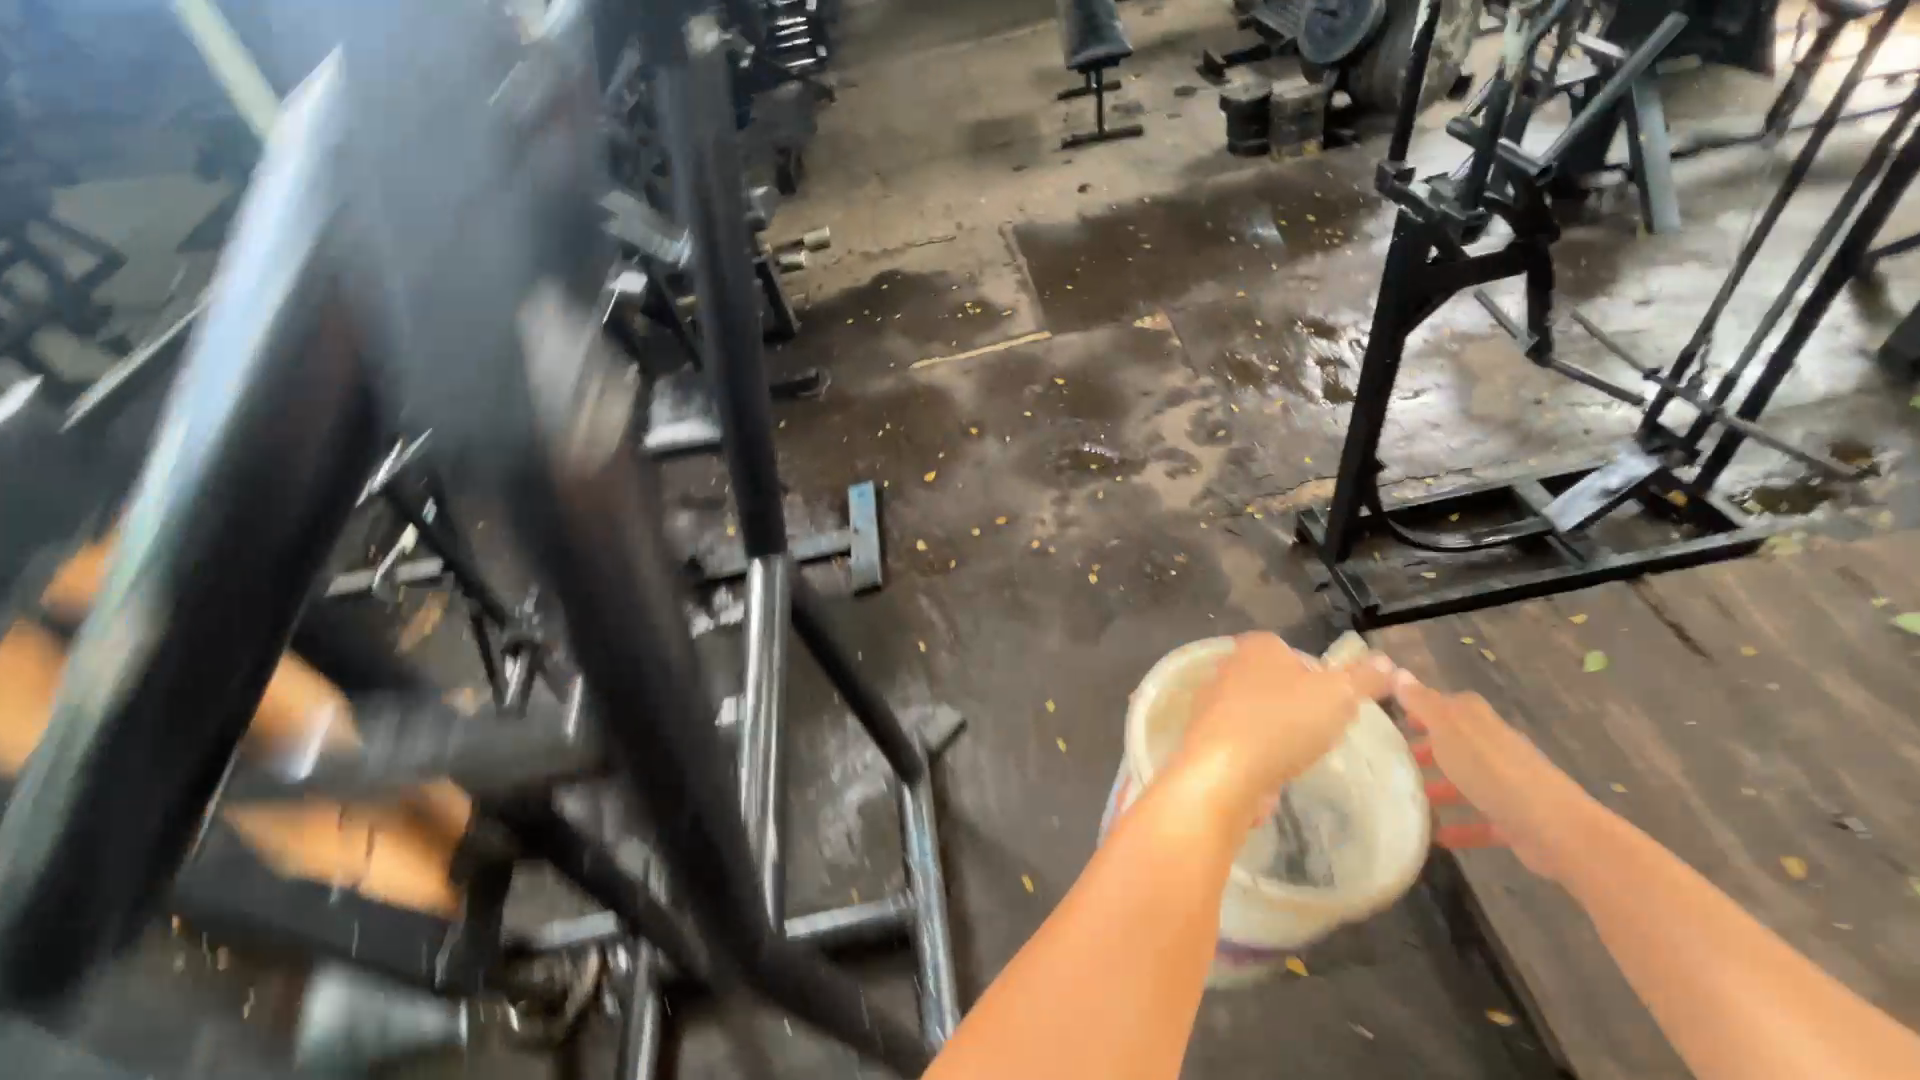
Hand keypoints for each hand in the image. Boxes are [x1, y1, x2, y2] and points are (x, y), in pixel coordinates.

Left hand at [1169, 633, 1396, 825]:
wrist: (1224, 773)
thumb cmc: (1283, 722)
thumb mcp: (1339, 695)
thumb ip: (1364, 678)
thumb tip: (1386, 662)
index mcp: (1257, 647)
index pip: (1295, 652)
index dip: (1320, 677)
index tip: (1336, 703)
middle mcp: (1228, 668)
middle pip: (1276, 683)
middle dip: (1300, 705)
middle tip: (1323, 729)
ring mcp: (1212, 704)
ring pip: (1259, 712)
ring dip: (1279, 731)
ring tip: (1301, 753)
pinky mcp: (1207, 738)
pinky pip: (1243, 740)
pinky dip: (1260, 752)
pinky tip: (1276, 769)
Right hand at [1394, 671, 1600, 883]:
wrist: (1556, 829)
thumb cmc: (1494, 771)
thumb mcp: (1450, 730)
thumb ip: (1423, 703)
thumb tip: (1397, 671)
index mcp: (1479, 723)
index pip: (1447, 705)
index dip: (1420, 708)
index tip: (1392, 718)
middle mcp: (1494, 748)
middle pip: (1455, 743)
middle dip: (1426, 748)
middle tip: (1390, 759)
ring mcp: (1506, 784)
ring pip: (1466, 781)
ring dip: (1439, 787)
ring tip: (1405, 797)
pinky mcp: (1513, 819)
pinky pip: (1479, 819)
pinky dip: (1459, 826)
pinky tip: (1435, 835)